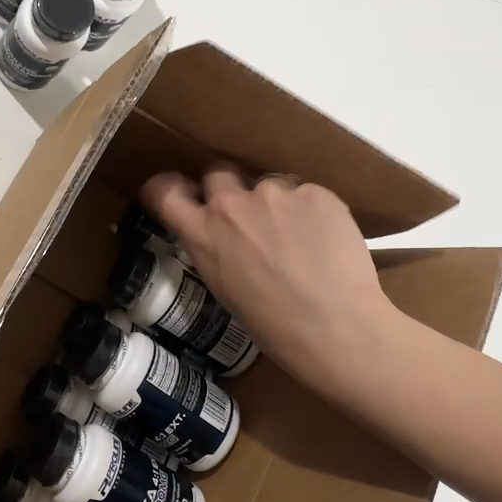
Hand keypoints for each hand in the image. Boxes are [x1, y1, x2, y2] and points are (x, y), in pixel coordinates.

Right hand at [141, 166, 398, 385]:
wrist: (337, 328)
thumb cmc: (274, 326)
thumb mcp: (224, 288)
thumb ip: (214, 249)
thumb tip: (225, 238)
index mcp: (202, 234)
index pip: (165, 191)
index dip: (169, 187)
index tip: (181, 192)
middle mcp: (231, 204)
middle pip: (218, 173)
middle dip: (229, 189)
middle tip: (248, 217)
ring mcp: (275, 193)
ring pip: (269, 184)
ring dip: (276, 203)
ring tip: (299, 237)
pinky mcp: (315, 192)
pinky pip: (307, 193)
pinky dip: (312, 212)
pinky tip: (325, 241)